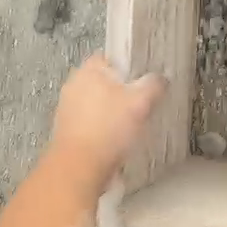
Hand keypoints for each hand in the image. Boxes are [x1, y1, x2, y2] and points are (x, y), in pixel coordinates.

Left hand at [45, 54, 165, 192]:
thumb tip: (160, 78)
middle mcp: (73, 85)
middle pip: (105, 81)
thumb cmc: (110, 127)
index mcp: (88, 70)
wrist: (79, 168)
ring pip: (98, 103)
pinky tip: (117, 140)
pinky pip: (91, 122)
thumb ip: (154, 84)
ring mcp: (67, 109)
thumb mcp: (141, 102)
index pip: (111, 57)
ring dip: (113, 111)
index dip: (129, 66)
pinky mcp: (66, 131)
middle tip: (143, 102)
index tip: (144, 79)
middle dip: (122, 91)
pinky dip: (104, 128)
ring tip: (133, 124)